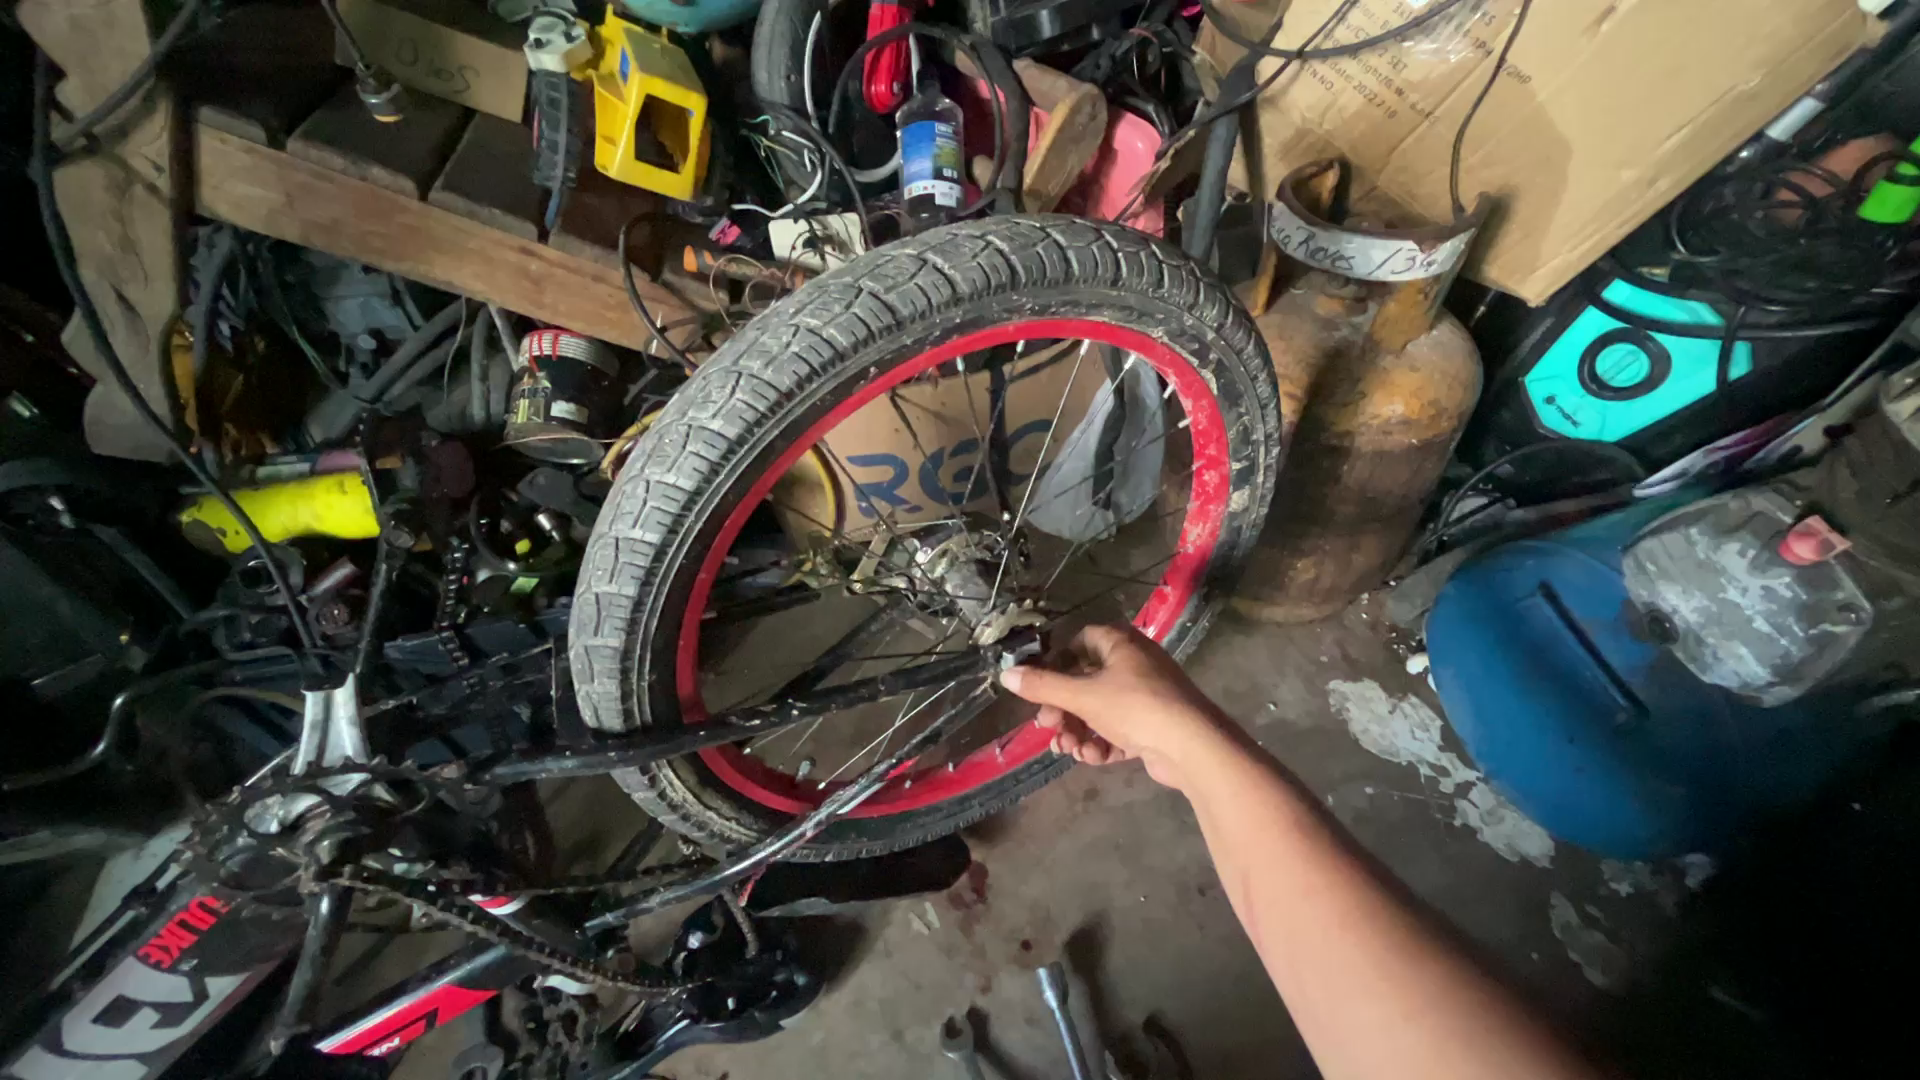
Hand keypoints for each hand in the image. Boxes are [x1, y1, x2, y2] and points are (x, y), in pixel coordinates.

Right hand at [999, 623, 1234, 790]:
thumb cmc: (1135, 708)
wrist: (1194, 747)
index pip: (1080, 641)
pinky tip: (1093, 758)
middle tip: (1048, 727)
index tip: (1040, 686)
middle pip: (1086, 681)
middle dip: (1064, 708)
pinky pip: (1118, 729)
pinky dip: (1102, 743)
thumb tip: (1005, 674)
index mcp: (1120, 644)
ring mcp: (1147, 696)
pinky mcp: (1154, 726)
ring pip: (1099, 710)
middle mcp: (1135, 664)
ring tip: (1069, 750)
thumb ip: (1042, 686)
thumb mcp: (1082, 696)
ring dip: (1079, 730)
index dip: (1057, 662)